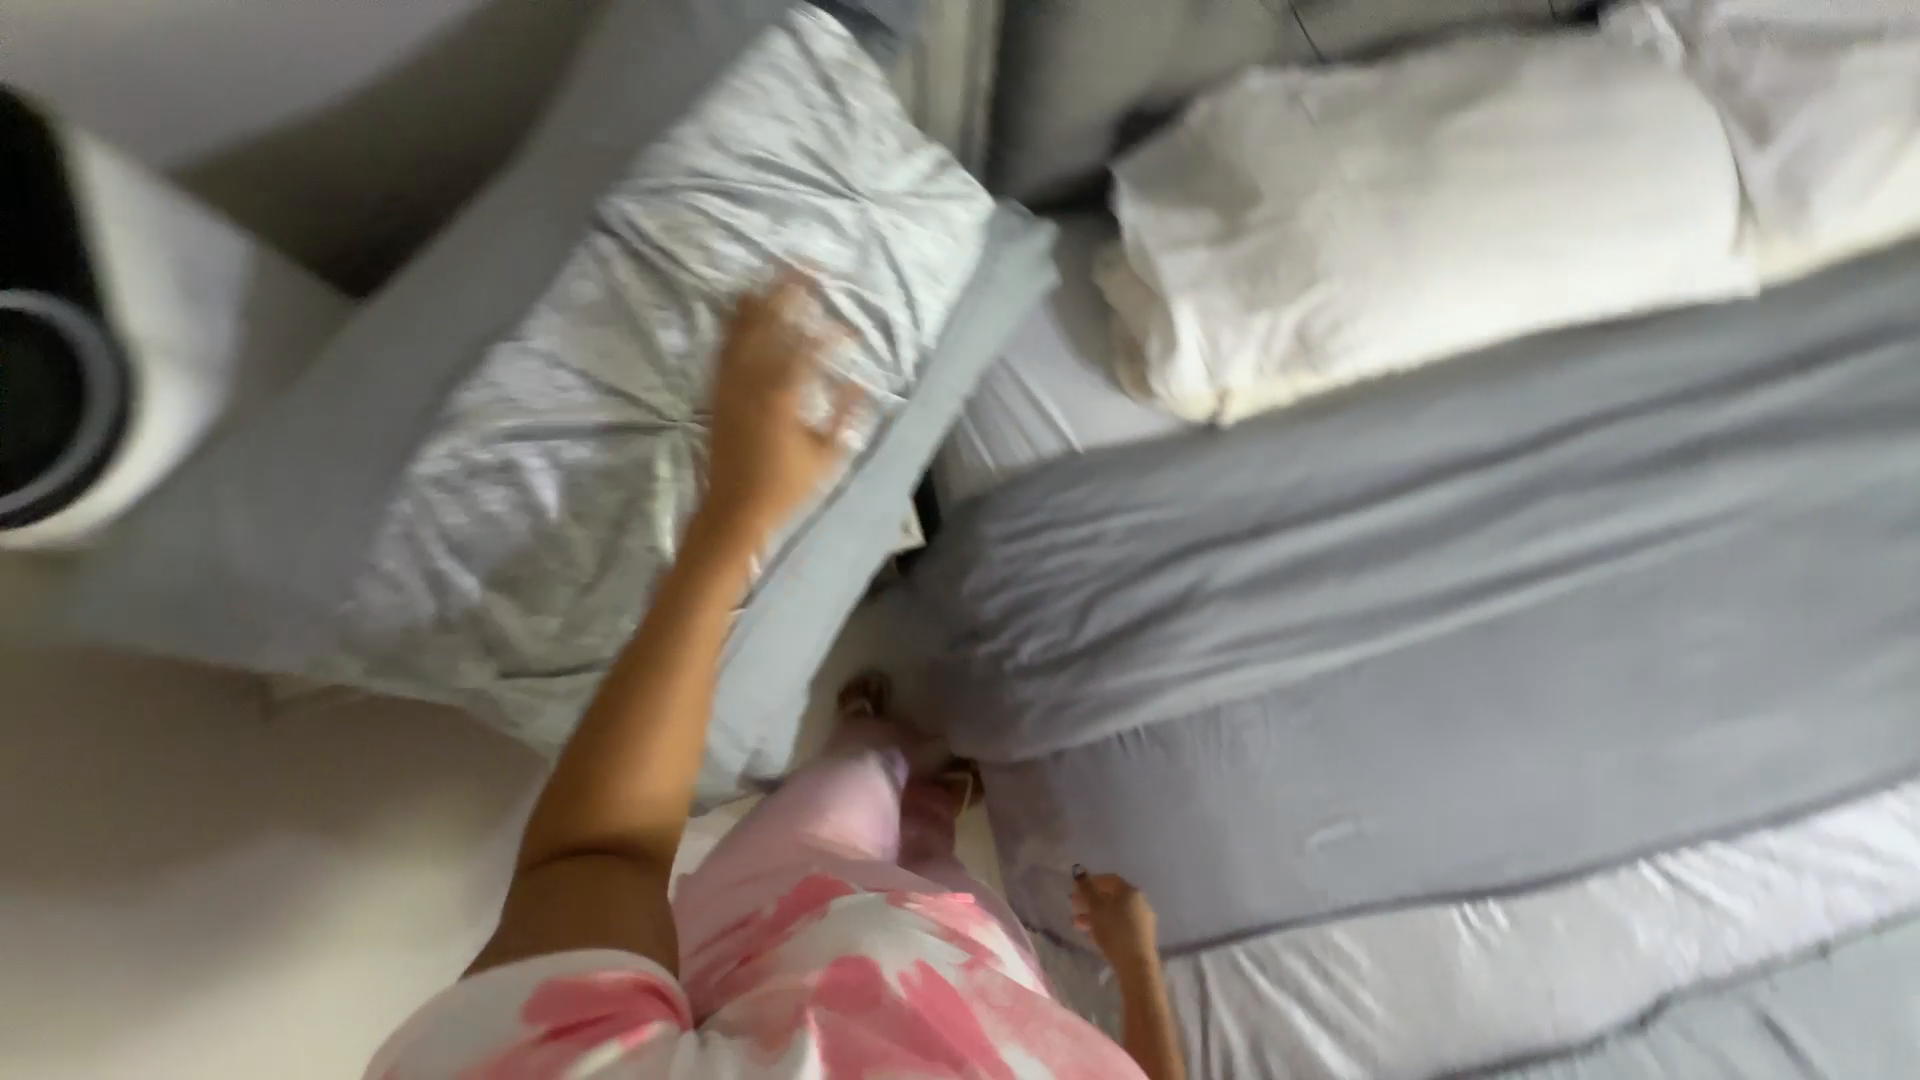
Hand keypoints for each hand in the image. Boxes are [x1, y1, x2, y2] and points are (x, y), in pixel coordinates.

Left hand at [701, 270, 867, 539]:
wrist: (734, 509)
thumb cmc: (786, 487)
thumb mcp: (827, 456)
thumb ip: (846, 415)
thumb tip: (861, 382)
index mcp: (783, 397)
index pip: (810, 350)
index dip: (832, 335)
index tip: (852, 332)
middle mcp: (752, 381)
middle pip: (769, 322)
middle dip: (789, 292)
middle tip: (809, 270)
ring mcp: (729, 383)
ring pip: (741, 327)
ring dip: (760, 298)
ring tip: (776, 274)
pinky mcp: (716, 390)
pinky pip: (724, 345)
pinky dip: (736, 321)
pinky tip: (745, 308)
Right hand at [1072, 867, 1159, 973]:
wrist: (1136, 965)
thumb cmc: (1114, 931)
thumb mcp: (1096, 908)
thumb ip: (1086, 888)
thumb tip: (1079, 870)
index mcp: (1130, 891)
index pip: (1109, 879)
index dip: (1090, 882)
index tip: (1075, 890)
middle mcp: (1139, 902)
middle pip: (1111, 897)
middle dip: (1090, 901)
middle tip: (1073, 907)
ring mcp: (1141, 920)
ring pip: (1114, 913)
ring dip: (1095, 916)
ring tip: (1077, 925)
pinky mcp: (1141, 937)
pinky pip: (1120, 925)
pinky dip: (1105, 926)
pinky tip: (1092, 936)